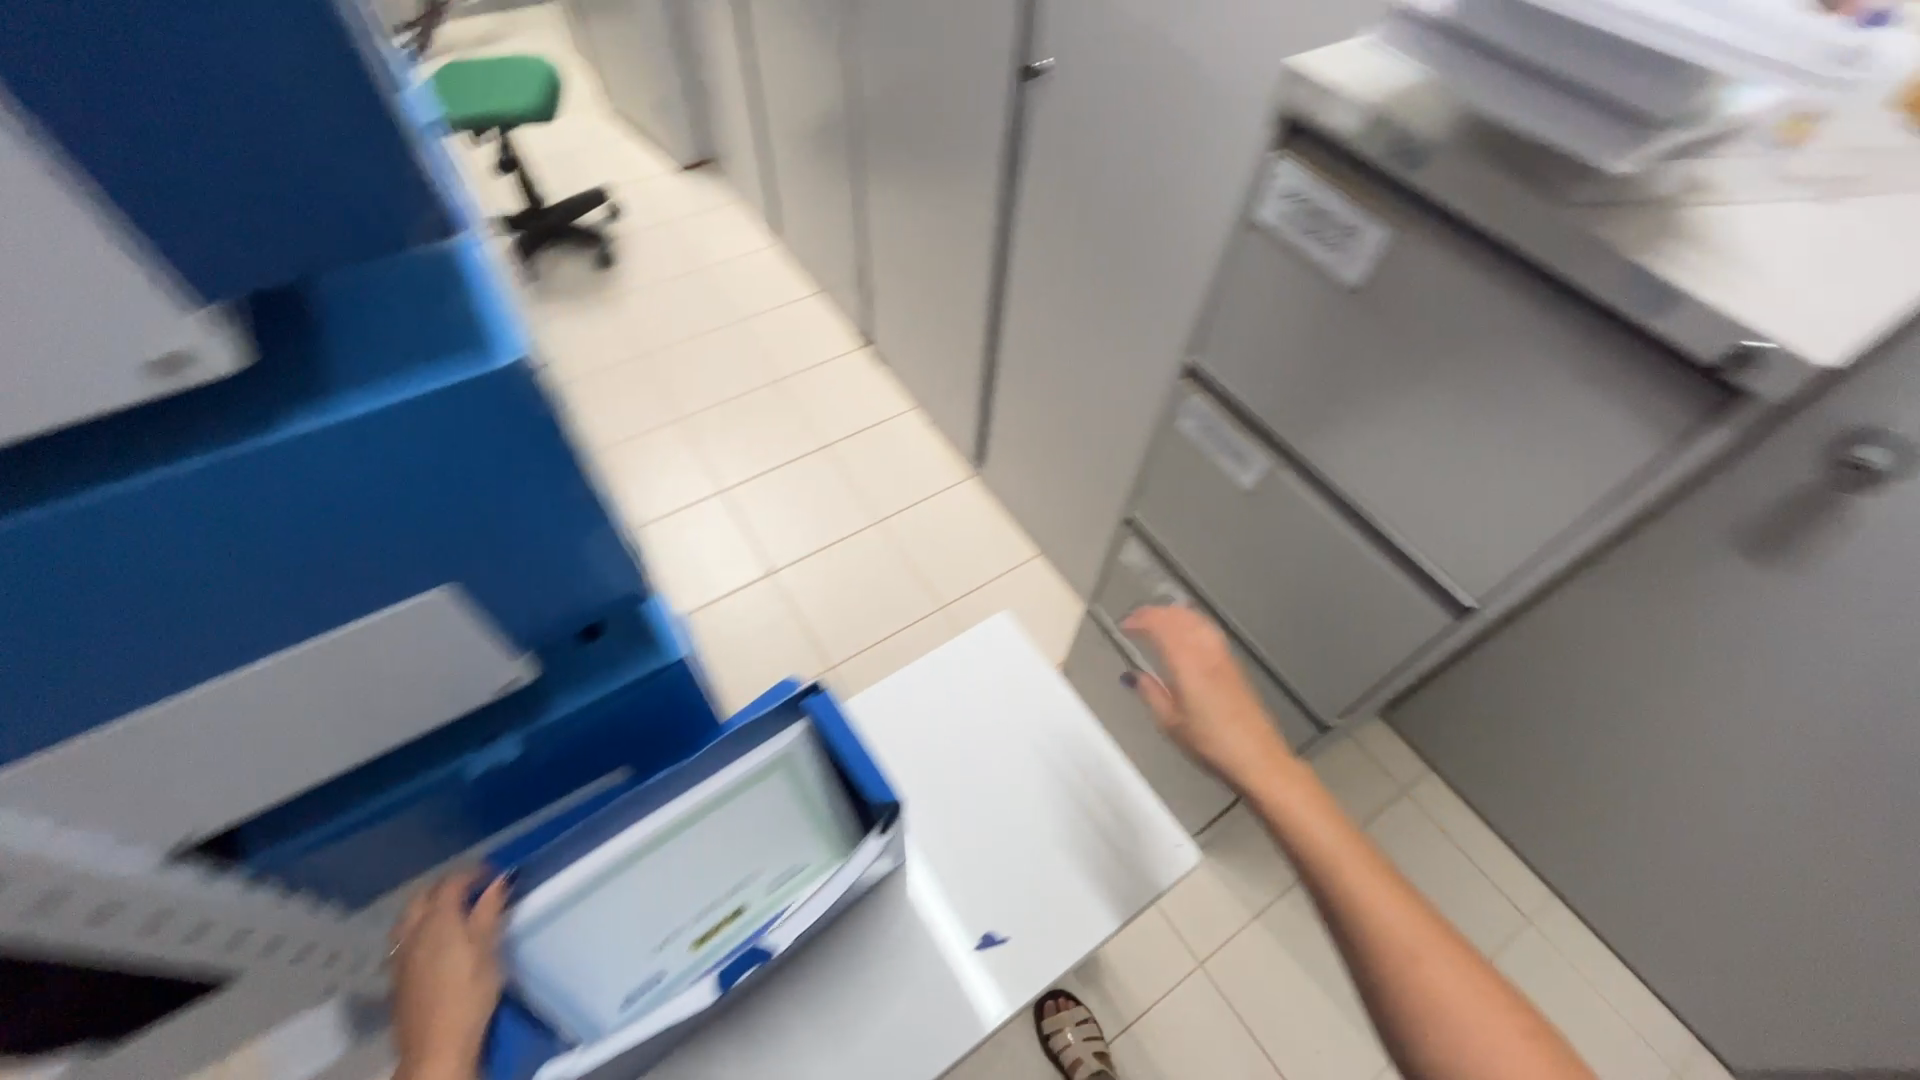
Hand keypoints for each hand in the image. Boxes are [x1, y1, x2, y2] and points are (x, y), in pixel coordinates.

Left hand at [390, 868, 510, 1079]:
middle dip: (446, 885)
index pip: (451, 883)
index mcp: (439, 920)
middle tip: (472, 888)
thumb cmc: (470, 993)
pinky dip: (419, 926)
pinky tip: (435, 940)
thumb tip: (497, 881)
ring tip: (452, 911)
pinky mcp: (396, 975)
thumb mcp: (488, 949)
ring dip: (429, 905)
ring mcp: (400, 954)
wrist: (436, 1045)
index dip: (472, 872)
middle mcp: (413, 932)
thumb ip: (490, 912)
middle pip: (423, 896)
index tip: (493, 873)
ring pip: (409, 916)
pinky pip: (404, 937)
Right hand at [1120, 606, 1296, 790]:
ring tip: (1157, 621)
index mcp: (1187, 665)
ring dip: (1174, 614)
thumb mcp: (1171, 723)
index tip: (1124, 625)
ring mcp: (1223, 656)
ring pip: (1197, 619)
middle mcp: (1206, 652)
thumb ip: (1151, 693)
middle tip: (1136, 620)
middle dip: (1155, 612)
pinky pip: (1208, 629)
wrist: (1257, 757)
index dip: (1140, 620)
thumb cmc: (1209, 744)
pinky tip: (1185, 632)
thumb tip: (1134, 675)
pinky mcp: (1233, 663)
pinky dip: (1190, 622)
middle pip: (1180, 617)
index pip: (1161, 627)